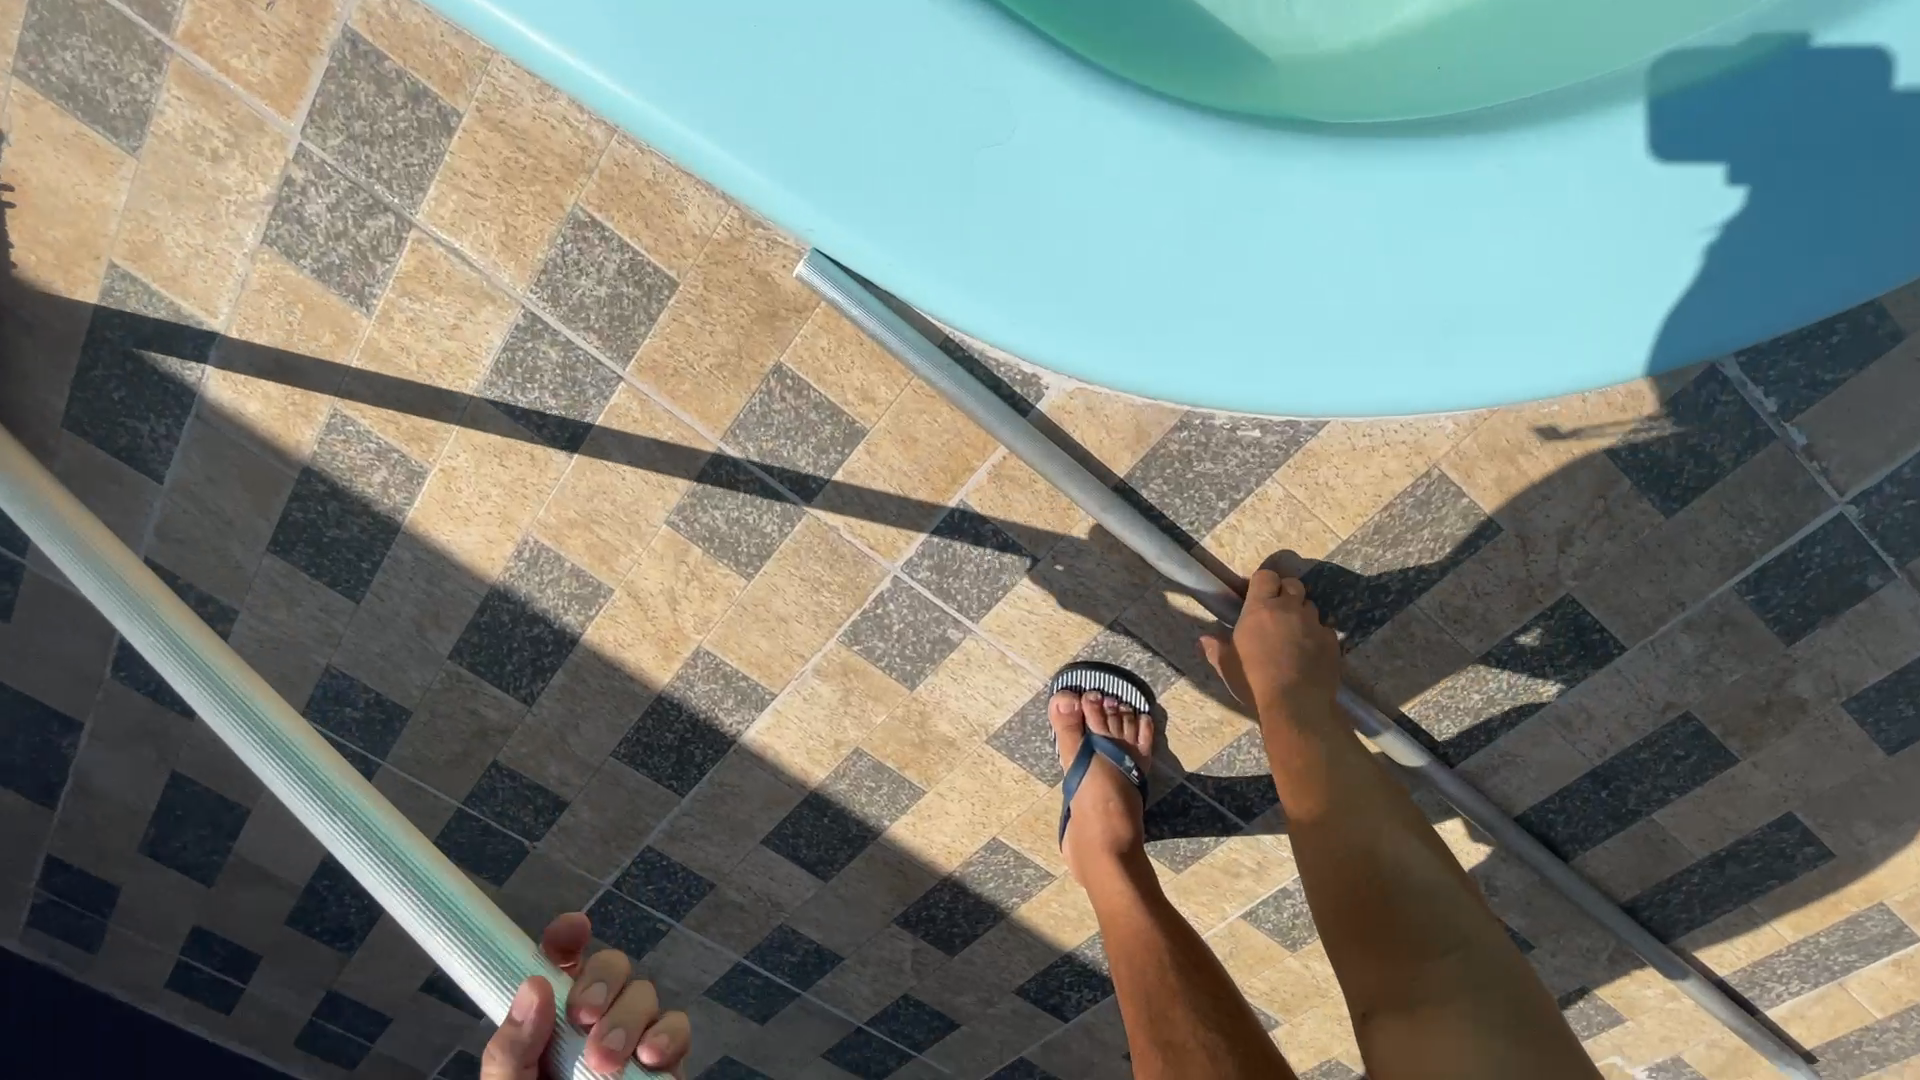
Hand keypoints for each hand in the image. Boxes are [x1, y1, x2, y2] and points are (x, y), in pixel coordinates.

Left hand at [481, 912, 691, 1078]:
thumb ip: (511, 1054)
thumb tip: (533, 984)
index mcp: (547, 1024)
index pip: (560, 963)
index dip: (566, 939)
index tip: (569, 933)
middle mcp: (593, 1022)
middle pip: (610, 966)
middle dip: (601, 981)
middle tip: (581, 1019)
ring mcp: (632, 1040)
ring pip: (644, 993)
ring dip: (628, 1017)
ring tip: (605, 1062)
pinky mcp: (665, 1063)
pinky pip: (678, 1029)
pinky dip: (666, 1036)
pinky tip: (647, 1059)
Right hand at [1199, 568, 1340, 715]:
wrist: (1296, 705)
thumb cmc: (1253, 681)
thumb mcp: (1226, 665)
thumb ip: (1215, 648)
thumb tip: (1204, 639)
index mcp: (1260, 609)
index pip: (1266, 576)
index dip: (1263, 582)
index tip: (1258, 595)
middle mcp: (1289, 609)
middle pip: (1293, 584)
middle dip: (1286, 593)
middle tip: (1278, 611)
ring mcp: (1314, 624)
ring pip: (1311, 607)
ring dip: (1302, 614)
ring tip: (1295, 633)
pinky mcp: (1332, 642)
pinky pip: (1325, 630)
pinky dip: (1317, 635)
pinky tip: (1310, 652)